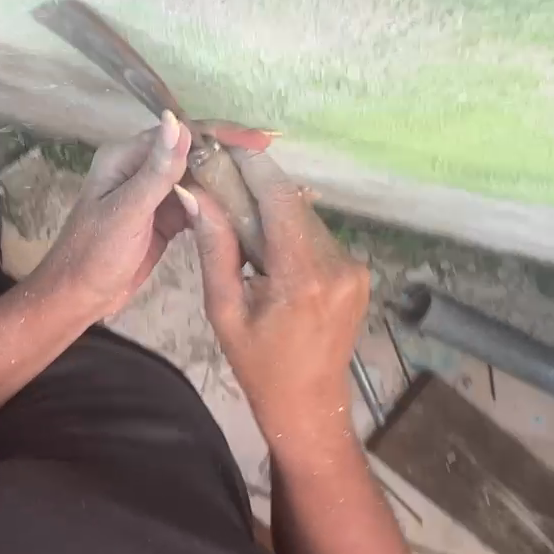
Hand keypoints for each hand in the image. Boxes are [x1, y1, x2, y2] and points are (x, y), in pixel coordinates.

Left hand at [26, 114, 274, 321]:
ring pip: (196, 178)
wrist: (77, 298)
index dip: (221, 134)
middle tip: (269, 163)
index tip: (260, 141)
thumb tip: (176, 120)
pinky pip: (194, 203)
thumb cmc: (95, 253)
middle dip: (228, 156)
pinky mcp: (162, 218)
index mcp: (126, 157)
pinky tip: (241, 210)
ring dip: (225, 180)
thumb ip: (156, 170)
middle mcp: (139, 168)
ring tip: (263, 184)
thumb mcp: (128, 211)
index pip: (181, 134)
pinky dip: (215, 205)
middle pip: (192, 153)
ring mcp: (151, 194)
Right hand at [190, 147, 369, 432]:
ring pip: (305, 219)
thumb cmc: (258, 364)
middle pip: (292, 205)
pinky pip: (317, 238)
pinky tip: (269, 254)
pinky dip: (290, 235)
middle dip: (257, 193)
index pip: (279, 199)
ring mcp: (354, 267)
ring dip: (274, 215)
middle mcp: (338, 263)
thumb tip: (196, 194)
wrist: (309, 404)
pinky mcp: (358, 273)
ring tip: (242, 230)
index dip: (252, 168)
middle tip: (221, 188)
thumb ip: (215, 248)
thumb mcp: (224, 309)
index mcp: (303, 275)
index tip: (225, 148)